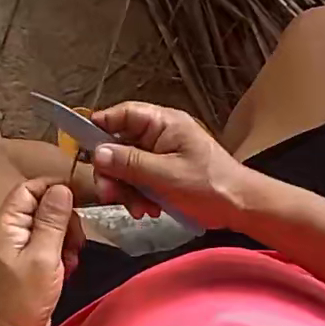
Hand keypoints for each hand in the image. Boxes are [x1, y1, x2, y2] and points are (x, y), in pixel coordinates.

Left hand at [0, 179, 83, 325]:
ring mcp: (16, 246)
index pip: (29, 188)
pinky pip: (48, 244)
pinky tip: (67, 268)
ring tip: (72, 260)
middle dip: (65, 219)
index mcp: (6, 224)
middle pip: (42, 206)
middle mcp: (8, 230)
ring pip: (49, 226)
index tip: (81, 197)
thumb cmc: (24, 299)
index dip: (55, 187)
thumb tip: (62, 187)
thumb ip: (53, 220)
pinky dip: (61, 252)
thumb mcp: (44, 256)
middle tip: (77, 241)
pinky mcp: (25, 261)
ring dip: (66, 238)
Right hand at [89, 102, 250, 230]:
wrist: (241, 207)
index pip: (123, 114)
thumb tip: (97, 153)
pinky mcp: (163, 174)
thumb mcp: (165, 175)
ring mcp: (161, 155)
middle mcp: (160, 135)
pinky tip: (148, 210)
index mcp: (163, 123)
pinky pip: (139, 181)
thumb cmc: (209, 185)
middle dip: (113, 173)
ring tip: (139, 209)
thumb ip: (129, 163)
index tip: (83, 148)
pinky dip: (138, 196)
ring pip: (126, 167)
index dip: (100, 127)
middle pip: (119, 145)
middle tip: (111, 195)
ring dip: (126, 190)